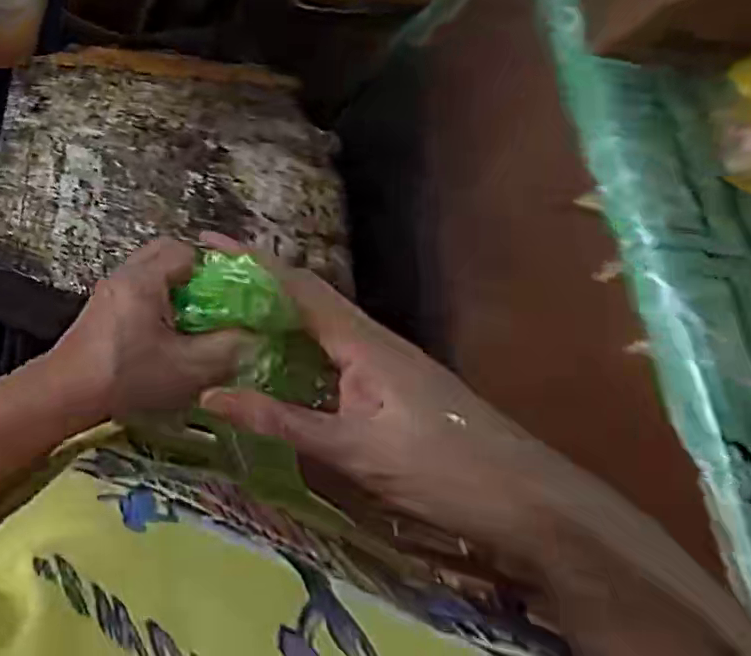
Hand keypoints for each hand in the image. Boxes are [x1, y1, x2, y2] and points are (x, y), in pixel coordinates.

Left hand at [47, 239, 249, 420]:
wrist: (69, 390)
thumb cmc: (129, 375)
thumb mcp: (191, 367)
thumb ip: (230, 346)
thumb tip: (253, 332)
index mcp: (142, 279)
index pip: (184, 250)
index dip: (214, 269)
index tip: (232, 297)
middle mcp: (122, 275)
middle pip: (164, 255)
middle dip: (195, 276)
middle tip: (216, 308)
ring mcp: (108, 290)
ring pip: (150, 274)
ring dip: (175, 292)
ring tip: (195, 325)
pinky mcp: (102, 308)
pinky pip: (136, 291)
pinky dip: (156, 303)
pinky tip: (168, 336)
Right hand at [195, 234, 580, 561]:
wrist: (544, 511)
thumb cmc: (447, 471)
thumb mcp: (353, 450)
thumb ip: (280, 420)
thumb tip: (207, 395)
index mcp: (360, 341)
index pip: (295, 285)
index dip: (250, 260)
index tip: (207, 239)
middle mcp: (370, 339)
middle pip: (304, 293)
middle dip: (255, 276)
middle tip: (206, 271)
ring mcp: (384, 360)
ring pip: (317, 318)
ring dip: (273, 304)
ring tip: (227, 304)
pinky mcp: (391, 382)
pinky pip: (328, 343)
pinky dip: (292, 335)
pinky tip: (274, 353)